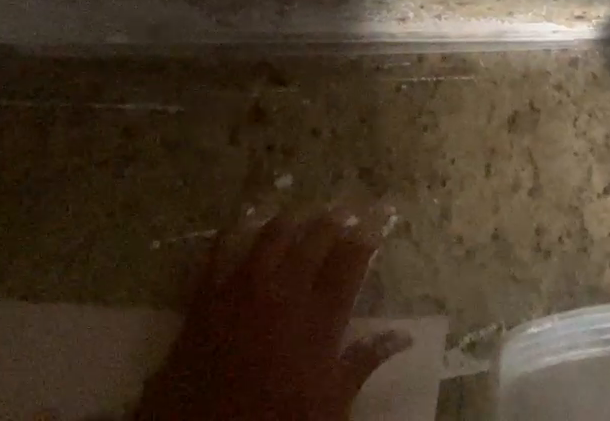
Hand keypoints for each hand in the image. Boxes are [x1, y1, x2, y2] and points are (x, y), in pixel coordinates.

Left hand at [134, 209, 410, 420]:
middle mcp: (285, 293)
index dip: (370, 232)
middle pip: (316, 237)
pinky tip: (244, 223)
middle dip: (336, 218)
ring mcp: (243, 291)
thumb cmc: (275, 420)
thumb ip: (364, 361)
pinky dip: (235, 232)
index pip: (353, 258)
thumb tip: (404, 335)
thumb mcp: (330, 403)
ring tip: (302, 211)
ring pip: (272, 234)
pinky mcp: (205, 300)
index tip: (382, 214)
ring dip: (292, 219)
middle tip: (346, 209)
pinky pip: (220, 252)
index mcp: (321, 316)